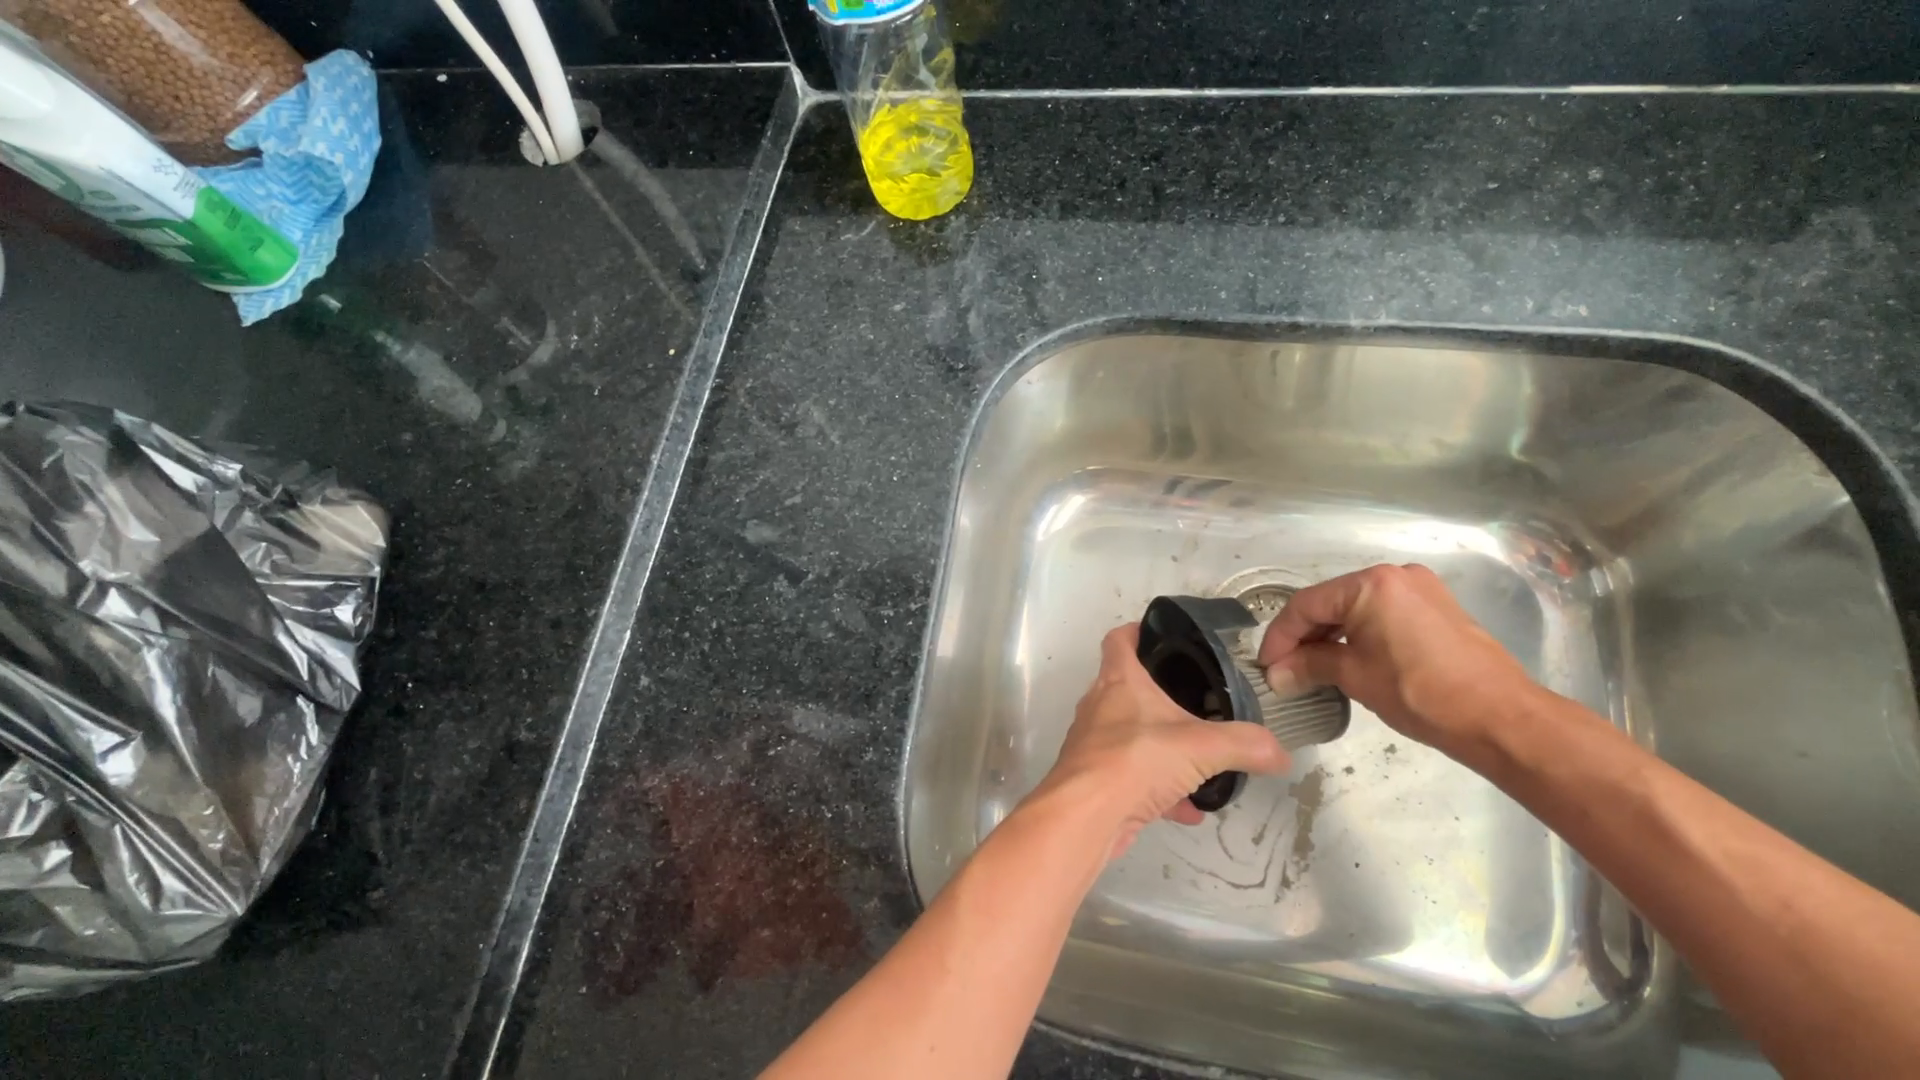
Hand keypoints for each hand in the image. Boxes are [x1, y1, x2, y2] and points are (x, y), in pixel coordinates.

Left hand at [1034, 623, 1288, 858]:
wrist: (1087, 817)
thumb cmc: (1137, 760)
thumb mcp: (1203, 747)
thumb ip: (1246, 745)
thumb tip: (1279, 753)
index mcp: (1119, 681)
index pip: (1119, 640)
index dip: (1137, 631)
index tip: (1161, 635)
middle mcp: (1099, 707)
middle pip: (1127, 689)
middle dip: (1159, 695)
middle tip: (1196, 702)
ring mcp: (1094, 746)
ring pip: (1131, 738)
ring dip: (1162, 749)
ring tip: (1199, 762)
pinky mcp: (1095, 782)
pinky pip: (1132, 780)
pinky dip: (1159, 791)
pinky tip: (1187, 809)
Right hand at [1256, 564, 1540, 751]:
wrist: (1500, 717)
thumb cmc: (1419, 692)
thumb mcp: (1354, 677)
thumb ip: (1309, 666)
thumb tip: (1276, 674)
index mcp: (1371, 584)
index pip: (1306, 605)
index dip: (1279, 637)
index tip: (1266, 667)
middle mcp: (1396, 575)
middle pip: (1331, 602)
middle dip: (1304, 637)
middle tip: (1286, 670)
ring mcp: (1421, 590)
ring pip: (1357, 609)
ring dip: (1331, 637)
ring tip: (1314, 669)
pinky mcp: (1438, 610)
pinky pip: (1384, 615)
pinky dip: (1359, 635)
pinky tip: (1350, 661)